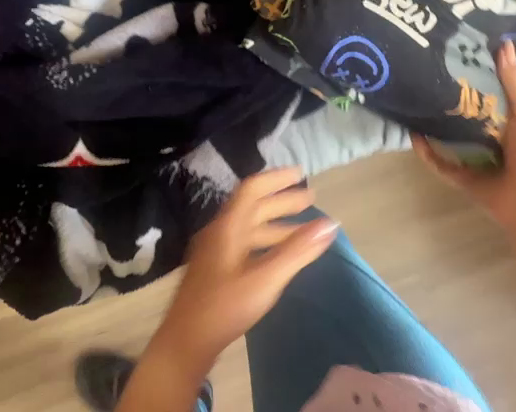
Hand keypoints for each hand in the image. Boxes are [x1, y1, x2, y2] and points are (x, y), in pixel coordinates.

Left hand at [154, 167, 339, 364]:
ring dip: (276, 224)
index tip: (300, 174)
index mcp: (228, 226)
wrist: (185, 341)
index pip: (252, 189)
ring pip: (249, 227)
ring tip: (303, 230)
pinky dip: (267, 242)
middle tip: (310, 200)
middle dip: (282, 201)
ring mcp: (216, 251)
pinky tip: (279, 256)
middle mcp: (220, 232)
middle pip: (252, 207)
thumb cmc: (224, 307)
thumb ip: (297, 251)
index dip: (276, 179)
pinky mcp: (216, 269)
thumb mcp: (265, 279)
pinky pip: (245, 244)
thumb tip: (330, 224)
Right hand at [414, 40, 515, 233]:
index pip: (486, 94)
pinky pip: (439, 161)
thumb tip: (503, 44)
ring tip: (415, 99)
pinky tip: (414, 134)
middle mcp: (489, 138)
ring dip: (434, 122)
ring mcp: (473, 158)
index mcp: (508, 122)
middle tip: (428, 73)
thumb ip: (513, 83)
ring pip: (448, 136)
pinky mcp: (461, 177)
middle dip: (449, 97)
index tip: (455, 54)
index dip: (473, 75)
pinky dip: (426, 151)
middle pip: (464, 114)